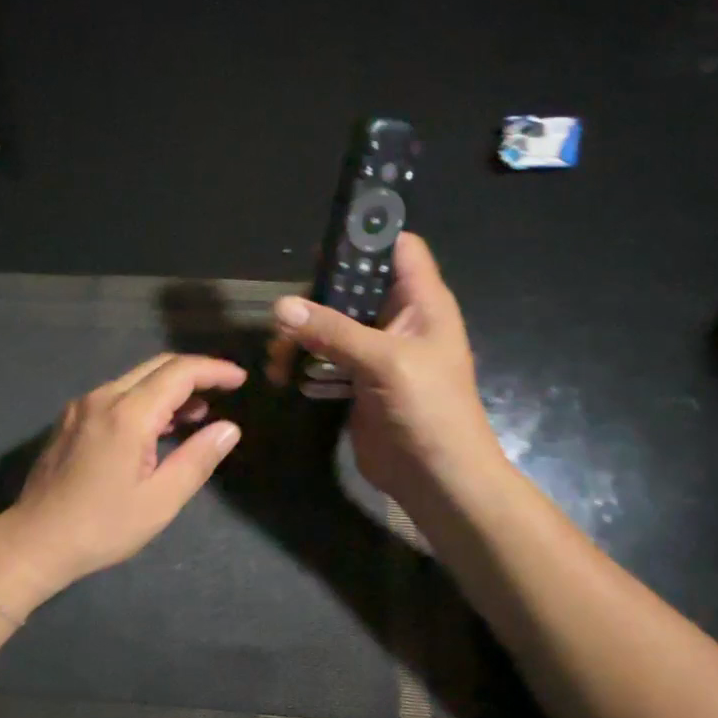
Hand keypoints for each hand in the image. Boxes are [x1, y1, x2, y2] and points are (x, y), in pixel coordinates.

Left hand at [0, 354, 246, 607]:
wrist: (35, 540)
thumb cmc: (102, 526)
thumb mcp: (160, 500)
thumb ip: (197, 459)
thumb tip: (229, 428)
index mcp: (127, 414)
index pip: (179, 372)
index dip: (214, 370)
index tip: (240, 380)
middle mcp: (101, 398)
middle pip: (155, 367)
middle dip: (193, 374)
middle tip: (224, 392)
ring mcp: (81, 407)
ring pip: (134, 380)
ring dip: (167, 389)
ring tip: (197, 415)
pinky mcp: (69, 420)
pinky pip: (115, 396)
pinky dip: (143, 401)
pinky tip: (157, 427)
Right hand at [270, 233, 503, 501]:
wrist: (438, 479)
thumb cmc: (430, 411)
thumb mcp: (385, 362)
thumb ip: (333, 331)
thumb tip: (280, 306)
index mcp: (421, 303)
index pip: (397, 249)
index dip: (365, 238)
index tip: (320, 246)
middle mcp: (398, 321)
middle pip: (351, 288)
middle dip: (314, 297)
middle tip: (284, 317)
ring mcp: (376, 353)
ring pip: (329, 325)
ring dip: (300, 336)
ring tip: (279, 358)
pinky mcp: (356, 382)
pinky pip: (322, 359)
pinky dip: (301, 363)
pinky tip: (284, 377)